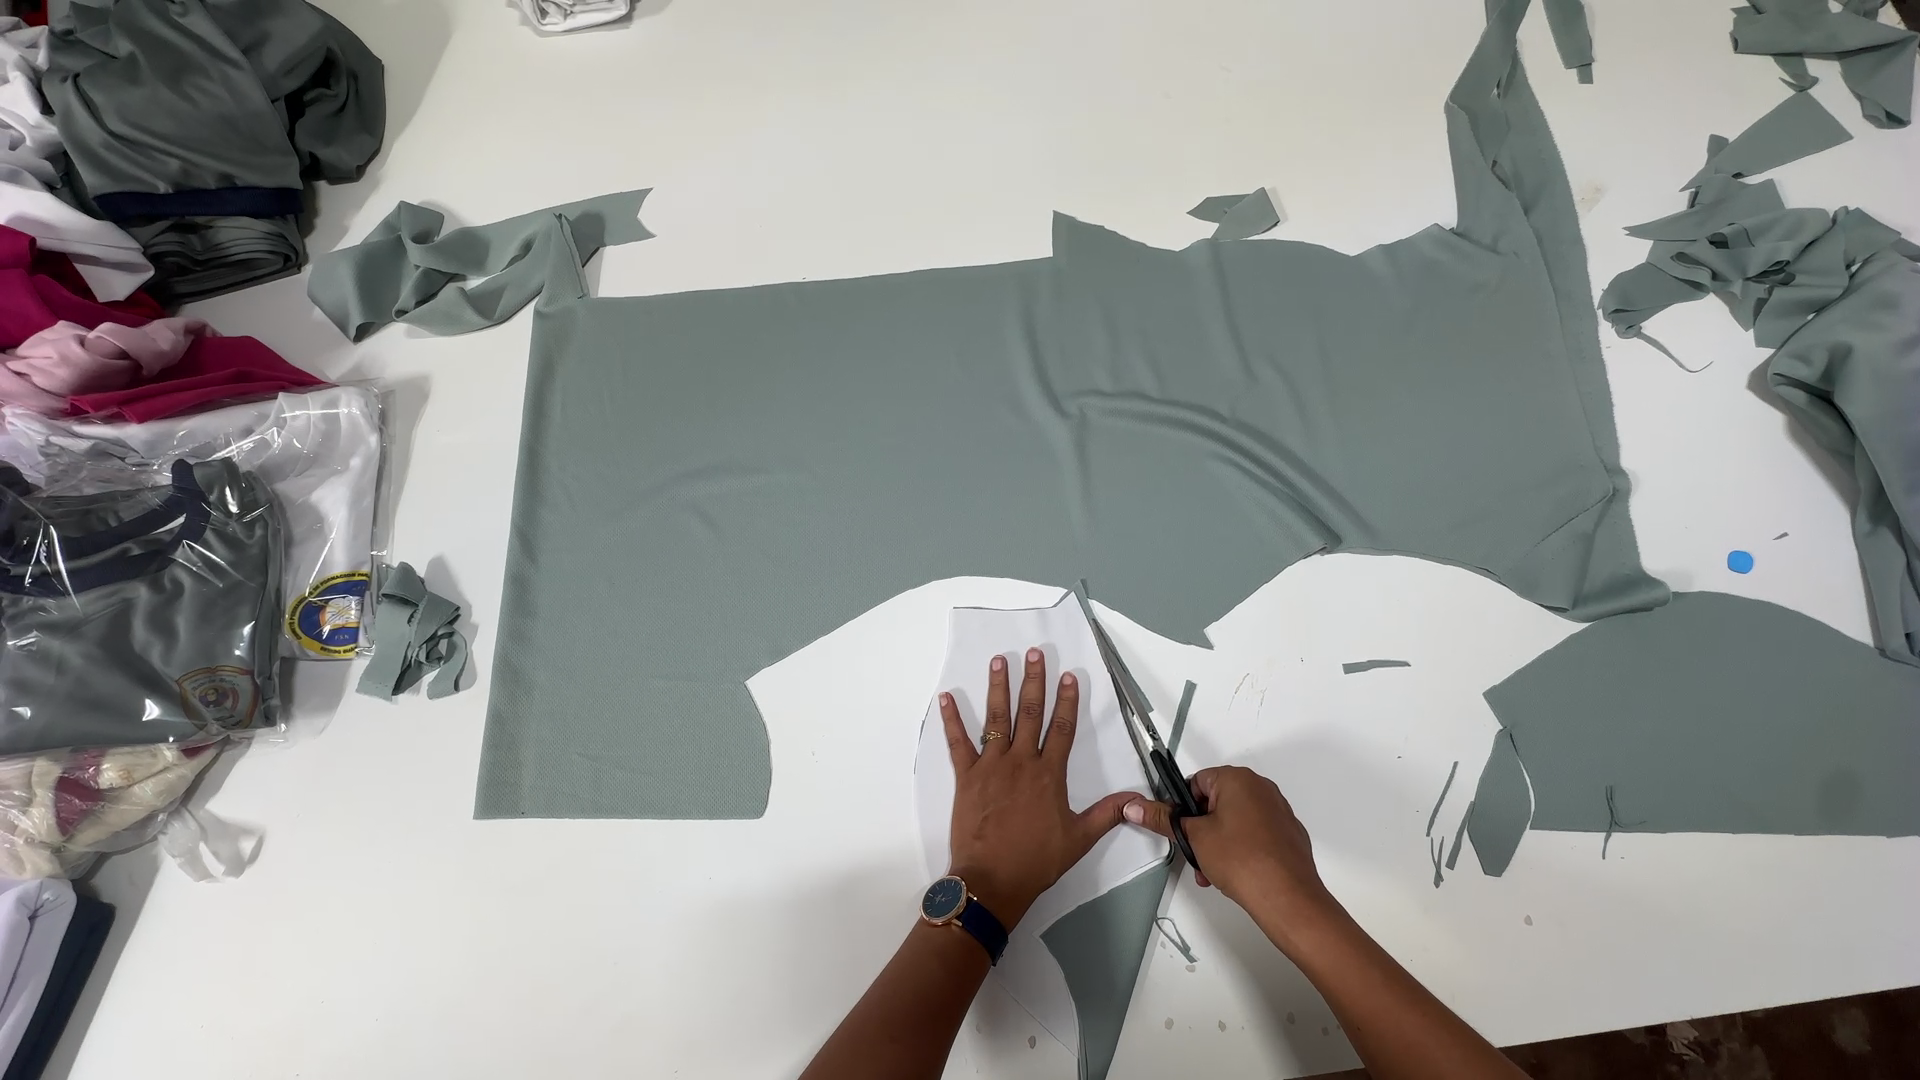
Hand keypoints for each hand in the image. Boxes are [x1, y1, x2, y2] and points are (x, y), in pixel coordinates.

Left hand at [938, 648, 1136, 927]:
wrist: (992, 880)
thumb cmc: (1036, 860)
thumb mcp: (1079, 839)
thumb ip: (1107, 814)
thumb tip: (1137, 799)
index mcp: (1048, 774)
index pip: (1062, 729)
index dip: (1067, 700)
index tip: (1068, 675)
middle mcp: (1020, 761)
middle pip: (1029, 713)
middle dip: (1033, 681)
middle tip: (1033, 653)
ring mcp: (990, 766)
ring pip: (995, 718)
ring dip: (997, 687)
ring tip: (999, 660)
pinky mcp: (965, 776)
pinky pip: (957, 742)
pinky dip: (951, 719)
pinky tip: (946, 697)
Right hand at [1123, 766, 1334, 920]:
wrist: (1288, 899)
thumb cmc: (1240, 860)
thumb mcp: (1193, 837)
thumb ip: (1162, 819)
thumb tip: (1134, 806)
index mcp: (1237, 779)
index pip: (1195, 783)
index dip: (1183, 809)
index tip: (1181, 831)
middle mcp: (1261, 787)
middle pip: (1215, 802)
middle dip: (1201, 830)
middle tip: (1195, 855)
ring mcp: (1279, 811)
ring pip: (1235, 821)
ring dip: (1218, 842)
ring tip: (1212, 872)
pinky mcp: (1290, 834)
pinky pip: (1255, 834)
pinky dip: (1241, 848)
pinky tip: (1236, 874)